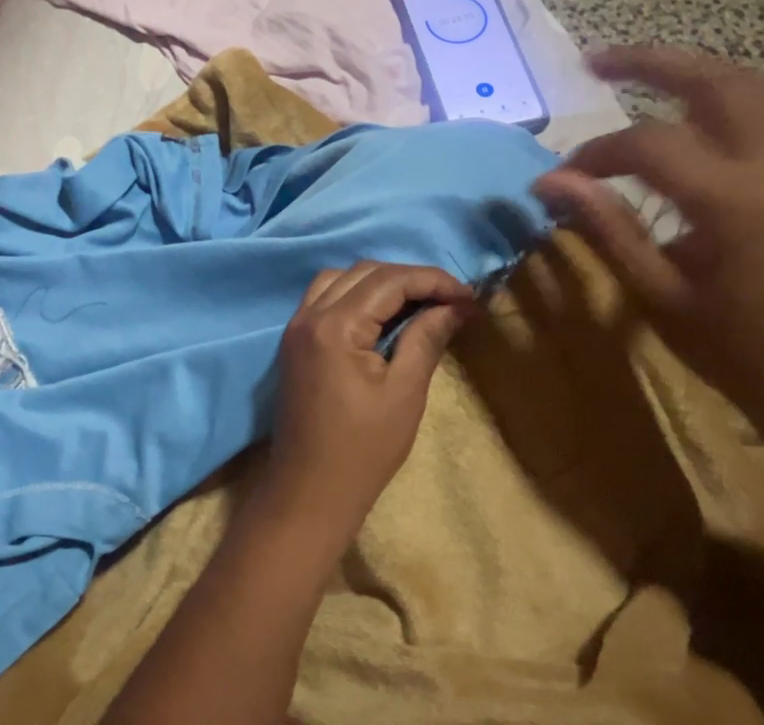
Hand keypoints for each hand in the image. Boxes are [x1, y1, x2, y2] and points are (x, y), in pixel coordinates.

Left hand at [260, 262, 473, 540]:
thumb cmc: (363, 450)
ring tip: (419, 303)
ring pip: (340, 279)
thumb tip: (456, 305)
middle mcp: (309, 315)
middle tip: (450, 300)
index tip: (469, 297)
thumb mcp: (405, 393)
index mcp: (335, 326)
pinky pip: (324, 298)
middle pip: (363, 272)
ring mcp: (296, 327)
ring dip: (380, 282)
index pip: (389, 280)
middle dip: (410, 278)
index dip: (433, 281)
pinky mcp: (294, 342)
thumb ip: (426, 339)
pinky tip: (382, 315)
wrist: (309, 491)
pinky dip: (355, 295)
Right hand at [532, 46, 763, 440]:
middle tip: (596, 61)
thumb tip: (550, 183)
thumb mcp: (662, 296)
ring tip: (658, 59)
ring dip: (706, 67)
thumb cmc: (742, 354)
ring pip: (761, 93)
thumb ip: (609, 229)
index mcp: (730, 200)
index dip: (596, 153)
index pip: (649, 145)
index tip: (559, 176)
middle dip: (651, 64)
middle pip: (713, 85)